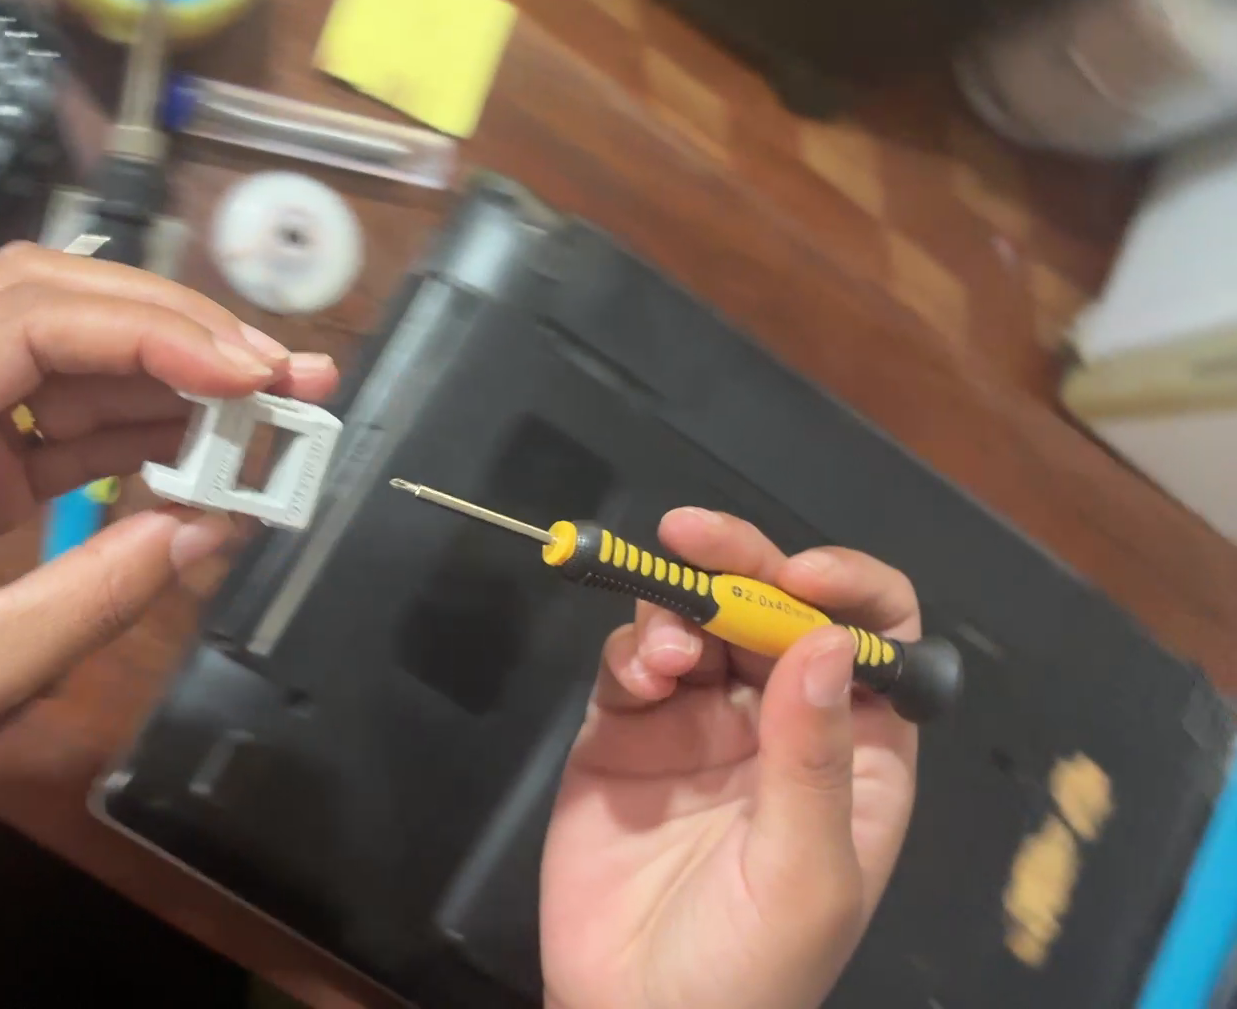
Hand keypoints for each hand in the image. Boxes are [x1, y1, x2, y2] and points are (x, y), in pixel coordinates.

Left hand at [0, 243, 338, 818]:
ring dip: (168, 370)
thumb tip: (220, 524)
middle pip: (49, 303)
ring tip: (263, 404)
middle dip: (171, 326)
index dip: (146, 332)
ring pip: (68, 350)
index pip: (24, 326)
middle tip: (272, 370)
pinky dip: (138, 423)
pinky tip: (203, 447)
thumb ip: (108, 589)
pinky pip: (65, 413)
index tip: (244, 376)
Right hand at [540, 509, 918, 1008]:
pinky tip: (636, 681)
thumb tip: (828, 641)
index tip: (794, 576)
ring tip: (663, 663)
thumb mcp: (803, 874)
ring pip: (689, 621)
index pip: (871, 642)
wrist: (627, 1005)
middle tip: (686, 532)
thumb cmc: (746, 964)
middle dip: (735, 562)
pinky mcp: (622, 724)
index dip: (844, 592)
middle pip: (767, 609)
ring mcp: (690, 718)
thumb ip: (813, 758)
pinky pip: (630, 661)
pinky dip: (631, 653)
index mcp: (850, 751)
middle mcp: (772, 719)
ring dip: (673, 612)